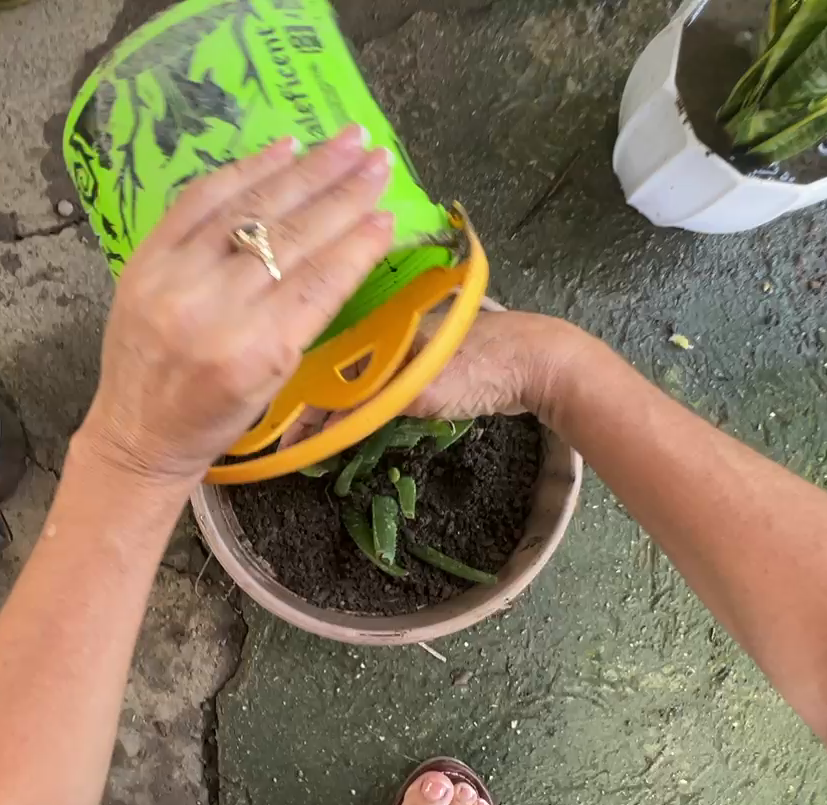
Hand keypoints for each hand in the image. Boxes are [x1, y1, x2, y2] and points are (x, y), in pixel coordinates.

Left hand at [75, 126, 398, 490]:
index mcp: (254, 354)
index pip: (319, 282)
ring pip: (250, 210)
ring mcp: (174, 279)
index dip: (358, 244)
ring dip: (304, 170)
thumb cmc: (212, 423)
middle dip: (342, 193)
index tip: (389, 214)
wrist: (137, 436)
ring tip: (346, 141)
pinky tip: (283, 149)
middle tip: (378, 159)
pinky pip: (200, 201)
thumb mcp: (272, 386)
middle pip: (291, 238)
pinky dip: (245, 171)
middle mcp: (214, 310)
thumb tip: (346, 249)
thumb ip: (302, 320)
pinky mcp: (146, 260)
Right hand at [278, 309, 604, 446]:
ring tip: (317, 441)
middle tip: (296, 446)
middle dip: (312, 412)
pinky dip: (364, 410)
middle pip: (335, 379)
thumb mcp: (415, 392)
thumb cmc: (479, 370)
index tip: (285, 441)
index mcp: (378, 336)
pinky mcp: (425, 368)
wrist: (541, 362)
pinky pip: (381, 389)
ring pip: (357, 385)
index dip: (301, 409)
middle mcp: (385, 340)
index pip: (324, 374)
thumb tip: (320, 432)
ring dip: (337, 413)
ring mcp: (406, 353)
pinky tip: (355, 426)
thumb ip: (365, 409)